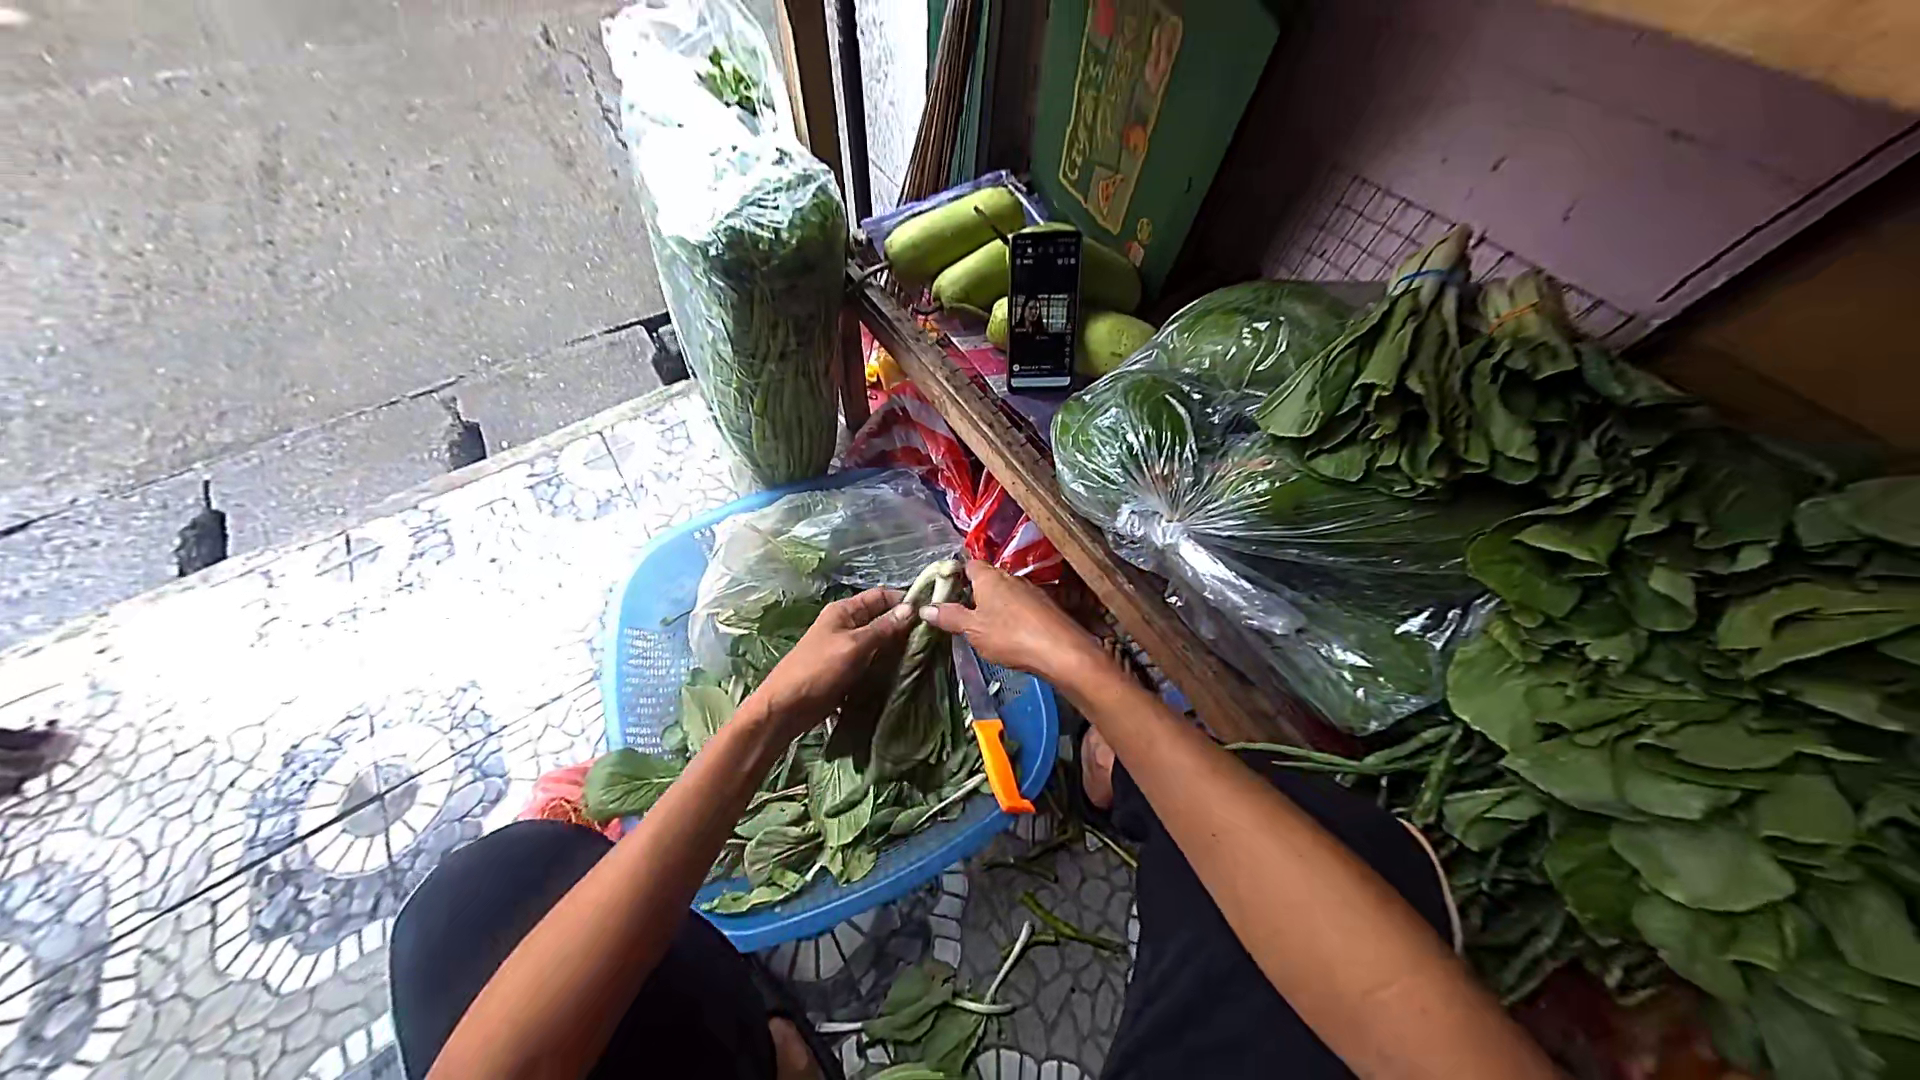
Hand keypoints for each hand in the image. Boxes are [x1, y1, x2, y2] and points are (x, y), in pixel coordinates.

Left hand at [745, 587, 915, 736]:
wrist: (786, 708)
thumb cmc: (818, 670)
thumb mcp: (854, 645)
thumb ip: (883, 628)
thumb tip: (912, 609)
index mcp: (844, 611)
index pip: (881, 596)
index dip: (905, 600)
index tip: (931, 611)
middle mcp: (847, 625)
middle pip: (882, 618)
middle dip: (905, 625)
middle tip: (933, 636)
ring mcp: (847, 647)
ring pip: (880, 641)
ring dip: (898, 646)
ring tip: (926, 652)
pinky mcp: (848, 669)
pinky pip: (874, 660)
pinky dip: (888, 663)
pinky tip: (906, 669)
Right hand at [918, 560, 1105, 685]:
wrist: (1059, 649)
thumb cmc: (1009, 634)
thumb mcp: (972, 629)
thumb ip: (950, 616)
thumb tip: (925, 607)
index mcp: (989, 577)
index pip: (969, 565)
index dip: (956, 575)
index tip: (945, 590)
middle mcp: (1010, 577)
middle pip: (987, 578)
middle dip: (975, 592)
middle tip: (962, 612)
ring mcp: (1031, 590)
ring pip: (1006, 592)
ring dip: (995, 604)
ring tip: (984, 625)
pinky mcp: (1045, 606)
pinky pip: (1021, 605)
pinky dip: (1012, 614)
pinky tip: (1010, 632)